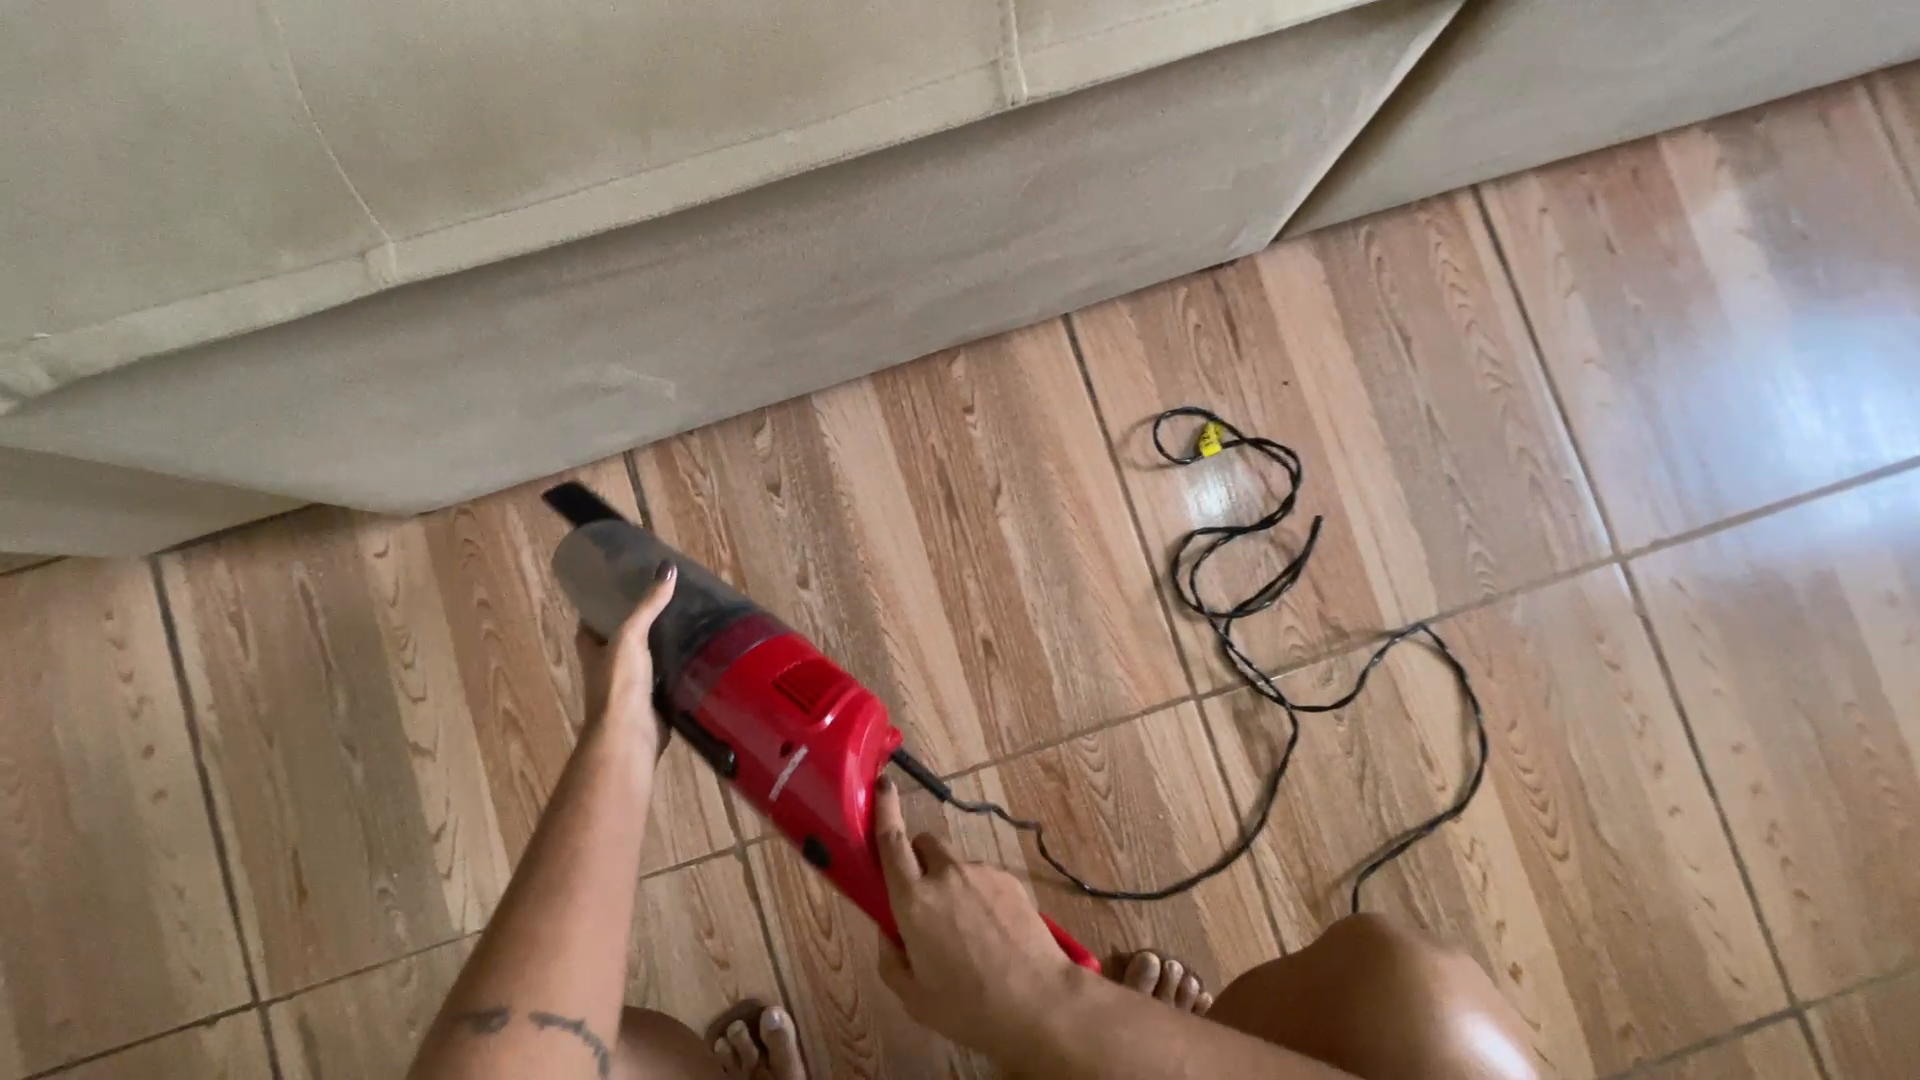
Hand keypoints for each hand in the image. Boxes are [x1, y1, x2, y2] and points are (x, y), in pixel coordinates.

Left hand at [575, 563, 676, 757]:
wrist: (629, 733)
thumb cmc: (618, 682)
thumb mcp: (630, 636)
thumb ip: (648, 605)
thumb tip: (667, 568)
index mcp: (592, 649)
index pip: (592, 621)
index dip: (602, 603)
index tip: (623, 584)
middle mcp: (607, 666)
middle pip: (621, 637)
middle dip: (639, 621)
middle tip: (665, 597)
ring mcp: (629, 685)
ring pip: (645, 656)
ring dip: (661, 643)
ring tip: (686, 618)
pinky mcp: (652, 699)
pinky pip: (664, 675)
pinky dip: (676, 665)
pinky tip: (695, 651)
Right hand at [872, 776, 1086, 1056]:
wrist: (1038, 1001)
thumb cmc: (968, 1007)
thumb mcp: (914, 997)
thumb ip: (892, 960)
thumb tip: (890, 933)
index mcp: (913, 901)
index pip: (891, 841)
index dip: (884, 809)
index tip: (882, 785)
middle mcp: (945, 875)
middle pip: (925, 843)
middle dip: (917, 858)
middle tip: (922, 894)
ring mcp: (981, 873)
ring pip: (955, 863)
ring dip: (950, 881)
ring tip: (967, 928)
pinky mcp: (1009, 879)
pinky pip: (983, 877)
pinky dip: (979, 893)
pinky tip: (993, 931)